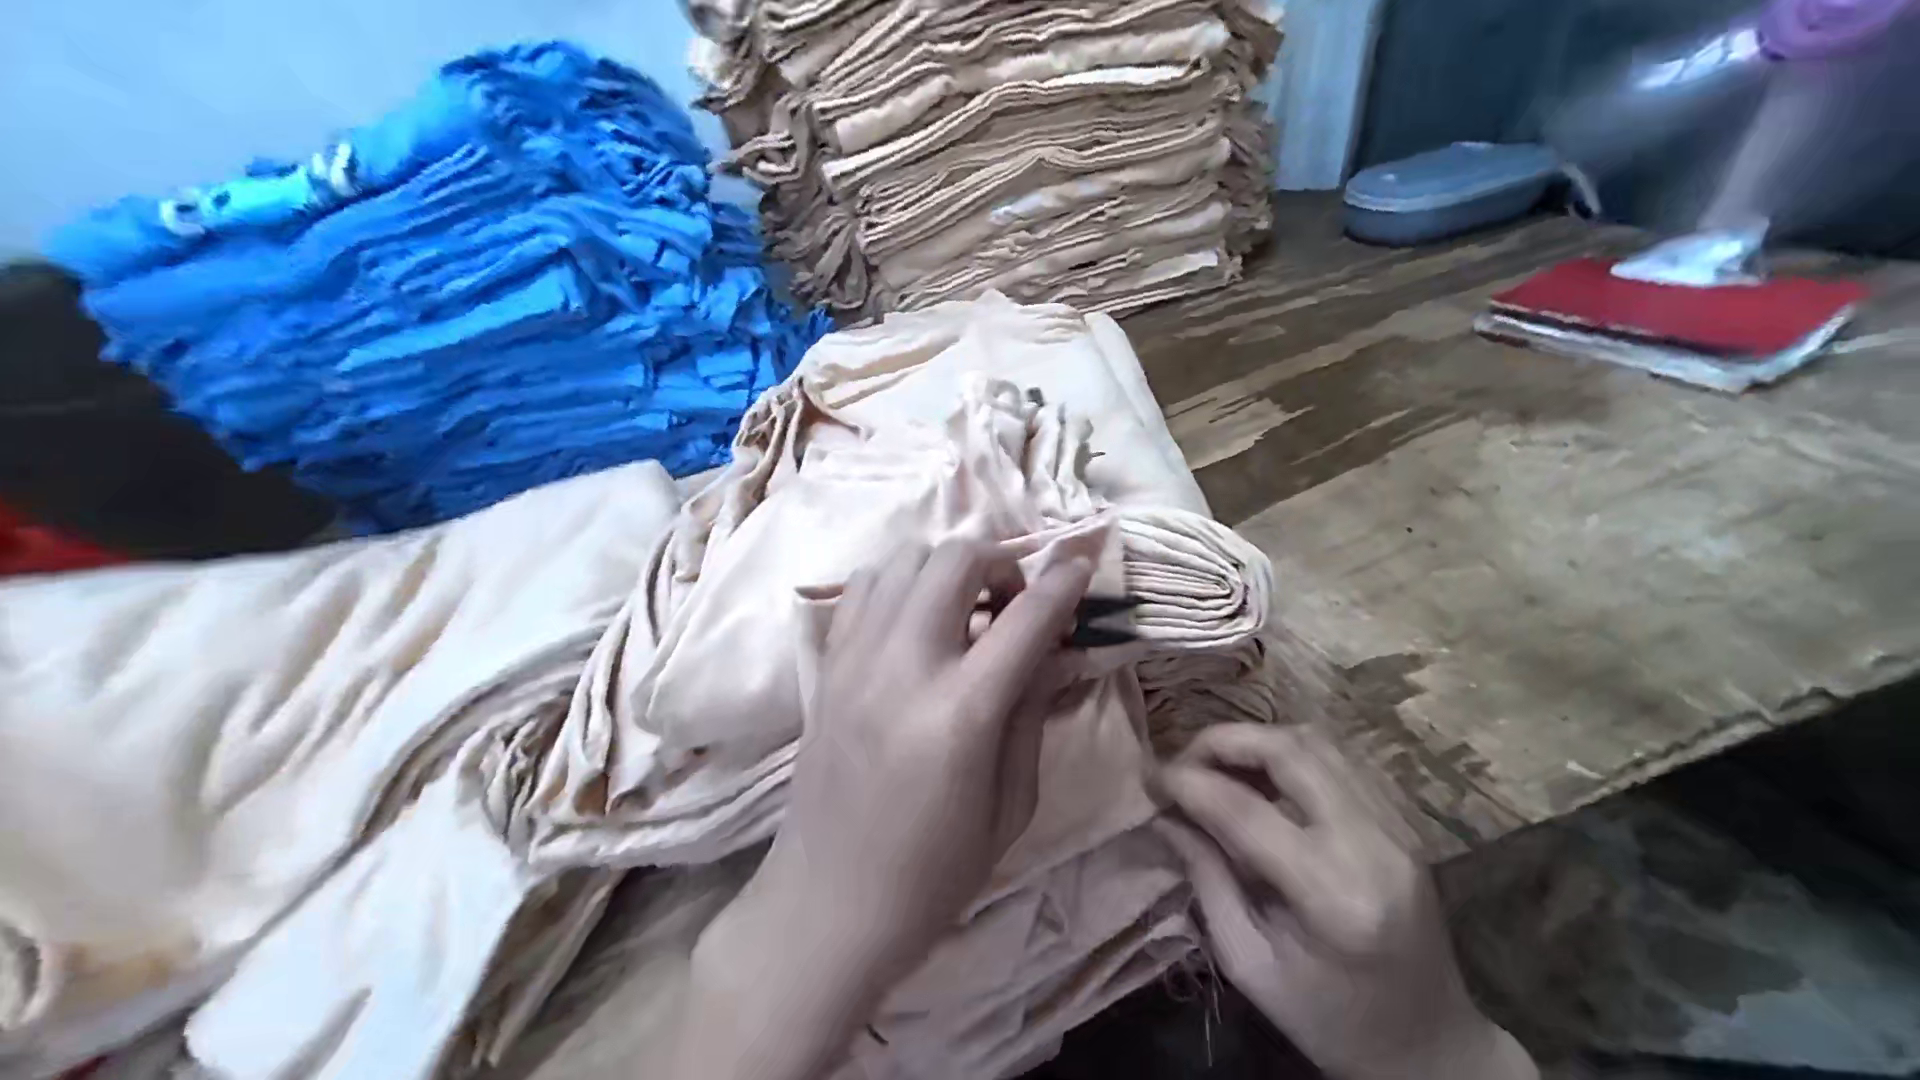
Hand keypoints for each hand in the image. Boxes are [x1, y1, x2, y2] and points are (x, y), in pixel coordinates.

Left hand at [675, 540, 1093, 1079]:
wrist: (829, 902)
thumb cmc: (934, 872)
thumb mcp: (1011, 804)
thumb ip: (1033, 711)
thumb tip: (1057, 650)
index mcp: (960, 712)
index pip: (1025, 618)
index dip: (1062, 582)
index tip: (1081, 565)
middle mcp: (903, 666)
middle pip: (955, 561)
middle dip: (1002, 562)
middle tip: (1017, 601)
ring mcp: (856, 659)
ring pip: (905, 559)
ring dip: (949, 568)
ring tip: (967, 607)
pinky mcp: (828, 665)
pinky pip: (863, 588)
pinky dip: (901, 583)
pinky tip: (917, 620)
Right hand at [1154, 724, 1537, 1079]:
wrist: (1432, 1047)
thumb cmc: (1329, 1021)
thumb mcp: (1249, 963)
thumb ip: (1205, 878)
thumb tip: (1164, 814)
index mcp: (1334, 896)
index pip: (1244, 810)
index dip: (1187, 783)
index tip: (1150, 778)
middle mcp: (1373, 846)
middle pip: (1289, 750)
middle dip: (1222, 742)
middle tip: (1182, 763)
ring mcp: (1397, 828)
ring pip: (1315, 742)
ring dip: (1254, 741)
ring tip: (1214, 766)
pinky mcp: (1401, 822)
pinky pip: (1336, 758)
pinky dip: (1285, 753)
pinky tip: (1257, 776)